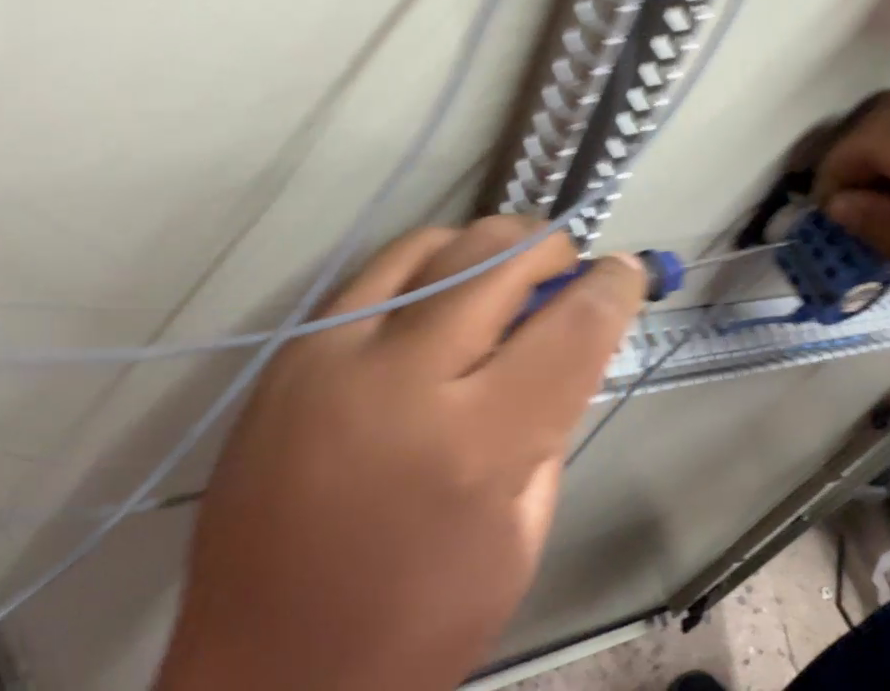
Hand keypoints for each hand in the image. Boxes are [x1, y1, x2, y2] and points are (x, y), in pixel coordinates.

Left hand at [155, 218, 646, 690]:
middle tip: (570, 262)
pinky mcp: (290, 352)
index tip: (626, 272)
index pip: (569, 330)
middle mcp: (403, 378)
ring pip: (432, 246)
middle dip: (550, 249)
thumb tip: (566, 351)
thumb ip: (547, 435)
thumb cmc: (412, 627)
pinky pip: (373, 272)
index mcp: (474, 445)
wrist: (263, 667)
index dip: (611, 289)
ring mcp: (334, 354)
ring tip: (511, 261)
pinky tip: (443, 283)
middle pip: (498, 262)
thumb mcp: (517, 545)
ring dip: (487, 241)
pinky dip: (425, 261)